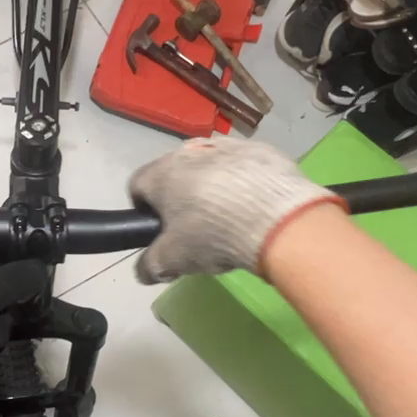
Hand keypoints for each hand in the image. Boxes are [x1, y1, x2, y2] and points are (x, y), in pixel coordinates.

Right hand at [128, 138, 343, 283]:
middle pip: (174, 176)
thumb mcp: (172, 260)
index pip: (137, 187)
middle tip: (196, 230)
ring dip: (211, 189)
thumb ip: (149, 266)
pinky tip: (255, 206)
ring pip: (208, 168)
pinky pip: (241, 166)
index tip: (160, 230)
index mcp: (161, 174)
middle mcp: (187, 151)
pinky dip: (242, 183)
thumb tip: (144, 271)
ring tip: (230, 218)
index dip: (144, 210)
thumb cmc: (213, 235)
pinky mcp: (259, 149)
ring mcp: (225, 145)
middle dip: (180, 200)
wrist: (279, 220)